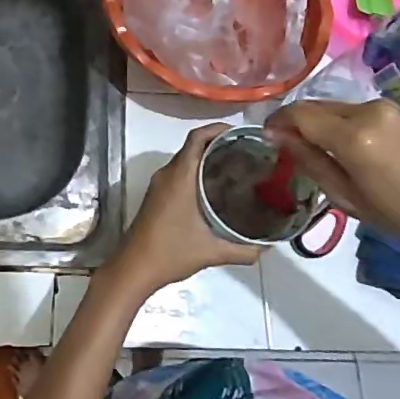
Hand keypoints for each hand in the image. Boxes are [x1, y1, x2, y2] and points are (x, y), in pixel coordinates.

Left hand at [110, 123, 261, 291]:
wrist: (133, 269)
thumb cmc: (170, 253)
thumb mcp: (211, 252)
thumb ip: (242, 250)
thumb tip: (267, 249)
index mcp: (180, 177)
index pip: (197, 137)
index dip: (218, 129)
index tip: (241, 133)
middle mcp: (168, 175)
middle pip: (193, 146)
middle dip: (218, 143)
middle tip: (246, 152)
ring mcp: (159, 185)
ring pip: (185, 160)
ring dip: (206, 158)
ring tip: (236, 167)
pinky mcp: (156, 197)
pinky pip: (179, 173)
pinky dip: (196, 172)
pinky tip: (215, 188)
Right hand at [265, 100, 399, 264]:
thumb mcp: (351, 199)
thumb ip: (312, 163)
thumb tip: (279, 138)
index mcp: (353, 134)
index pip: (299, 114)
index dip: (277, 123)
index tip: (266, 140)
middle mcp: (368, 109)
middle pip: (317, 107)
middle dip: (298, 124)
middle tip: (289, 152)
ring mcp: (387, 107)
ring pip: (337, 109)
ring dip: (321, 125)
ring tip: (320, 158)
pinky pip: (358, 113)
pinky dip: (343, 126)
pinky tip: (349, 153)